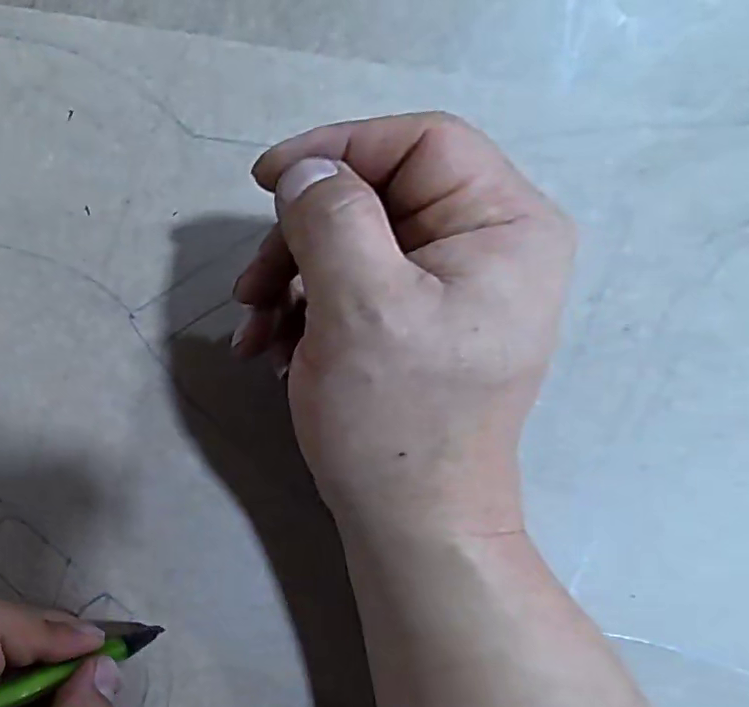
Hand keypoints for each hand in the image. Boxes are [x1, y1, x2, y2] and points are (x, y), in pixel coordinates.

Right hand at [232, 113, 575, 538]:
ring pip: (352, 254)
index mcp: (501, 227)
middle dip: (299, 241)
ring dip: (289, 286)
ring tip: (252, 335)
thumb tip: (302, 171)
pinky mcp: (410, 335)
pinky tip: (276, 355)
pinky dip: (303, 319)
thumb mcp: (359, 309)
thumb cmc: (393, 419)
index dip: (336, 150)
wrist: (409, 519)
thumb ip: (331, 223)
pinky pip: (350, 298)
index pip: (417, 145)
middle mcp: (483, 252)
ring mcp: (445, 297)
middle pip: (375, 203)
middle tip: (248, 290)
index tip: (263, 180)